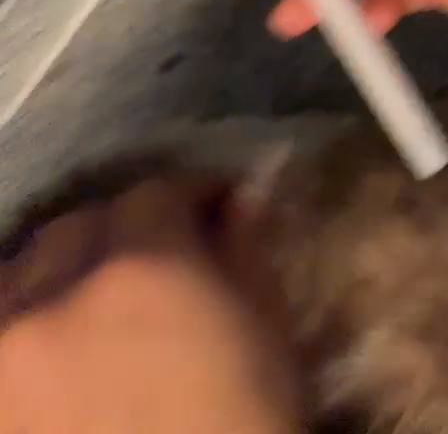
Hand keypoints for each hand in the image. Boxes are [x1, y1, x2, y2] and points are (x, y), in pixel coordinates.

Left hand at [0, 179, 299, 433]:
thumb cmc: (244, 410)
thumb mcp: (265, 323)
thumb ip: (244, 251)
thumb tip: (239, 201)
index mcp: (142, 271)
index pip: (154, 194)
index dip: (192, 194)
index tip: (221, 207)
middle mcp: (45, 301)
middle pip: (72, 228)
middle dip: (122, 228)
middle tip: (163, 253)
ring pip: (10, 280)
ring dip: (56, 275)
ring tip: (95, 306)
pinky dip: (20, 327)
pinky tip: (56, 352)